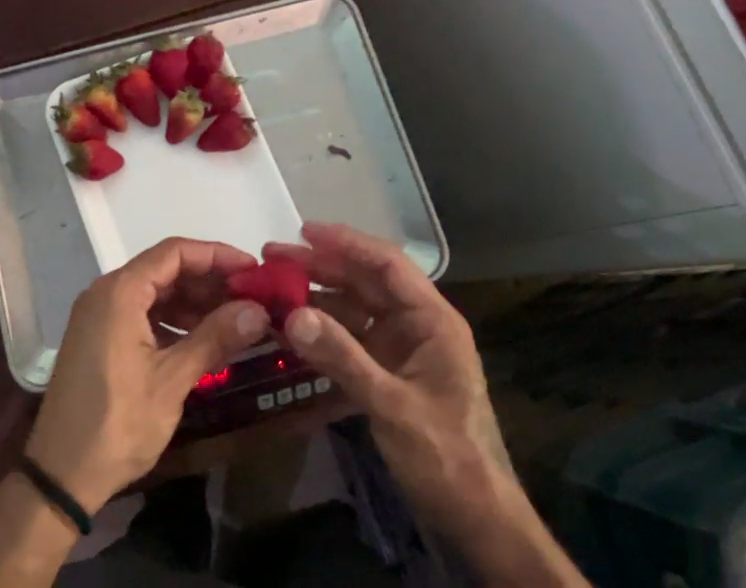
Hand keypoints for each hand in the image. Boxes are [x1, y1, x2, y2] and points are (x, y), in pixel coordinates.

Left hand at [24, 238, 271, 513]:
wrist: (61, 472)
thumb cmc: (118, 422)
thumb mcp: (172, 380)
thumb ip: (215, 337)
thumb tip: (258, 311)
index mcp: (119, 292)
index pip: (175, 252)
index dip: (217, 255)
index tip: (254, 271)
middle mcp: (106, 294)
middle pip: (165, 270)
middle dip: (210, 281)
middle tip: (253, 299)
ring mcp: (99, 317)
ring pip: (155, 293)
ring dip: (194, 303)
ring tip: (236, 320)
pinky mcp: (99, 339)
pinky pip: (142, 315)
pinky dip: (173, 321)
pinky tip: (203, 340)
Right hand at [266, 223, 513, 527]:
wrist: (475, 515)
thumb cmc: (444, 454)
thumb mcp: (392, 405)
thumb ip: (343, 358)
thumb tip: (292, 315)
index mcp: (432, 321)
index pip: (387, 265)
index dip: (346, 243)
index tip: (303, 230)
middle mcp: (417, 326)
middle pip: (365, 283)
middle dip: (320, 268)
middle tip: (271, 258)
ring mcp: (401, 350)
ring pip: (353, 310)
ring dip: (315, 300)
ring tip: (270, 292)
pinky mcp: (388, 374)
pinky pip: (350, 341)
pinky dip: (321, 334)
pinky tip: (289, 331)